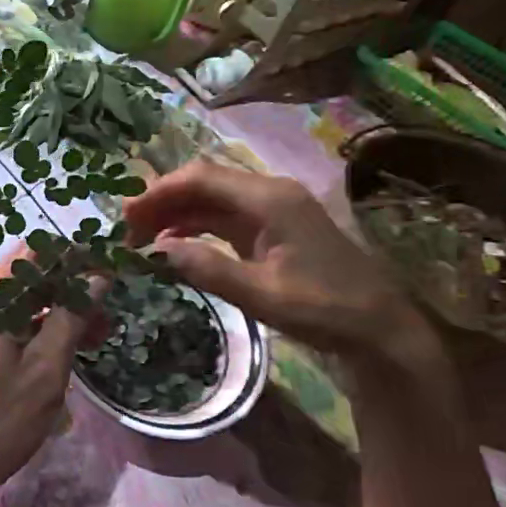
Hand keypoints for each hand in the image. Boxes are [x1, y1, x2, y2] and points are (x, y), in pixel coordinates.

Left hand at [0, 244, 102, 506]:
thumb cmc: (4, 418)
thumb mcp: (47, 368)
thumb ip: (72, 316)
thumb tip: (98, 276)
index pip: (37, 251)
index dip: (76, 253)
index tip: (113, 262)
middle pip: (34, 271)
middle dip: (75, 280)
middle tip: (114, 298)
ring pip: (32, 295)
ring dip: (67, 304)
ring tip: (105, 326)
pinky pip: (23, 316)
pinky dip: (51, 322)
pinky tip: (83, 339)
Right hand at [124, 162, 429, 359]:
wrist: (379, 328)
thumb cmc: (324, 309)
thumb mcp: (262, 295)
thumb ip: (208, 269)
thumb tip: (158, 250)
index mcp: (269, 199)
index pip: (201, 178)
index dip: (158, 192)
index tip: (126, 216)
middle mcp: (268, 193)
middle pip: (202, 183)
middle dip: (161, 200)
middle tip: (126, 228)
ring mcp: (271, 209)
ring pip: (210, 199)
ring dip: (174, 213)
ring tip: (141, 238)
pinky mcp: (271, 228)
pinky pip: (222, 217)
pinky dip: (193, 226)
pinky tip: (173, 243)